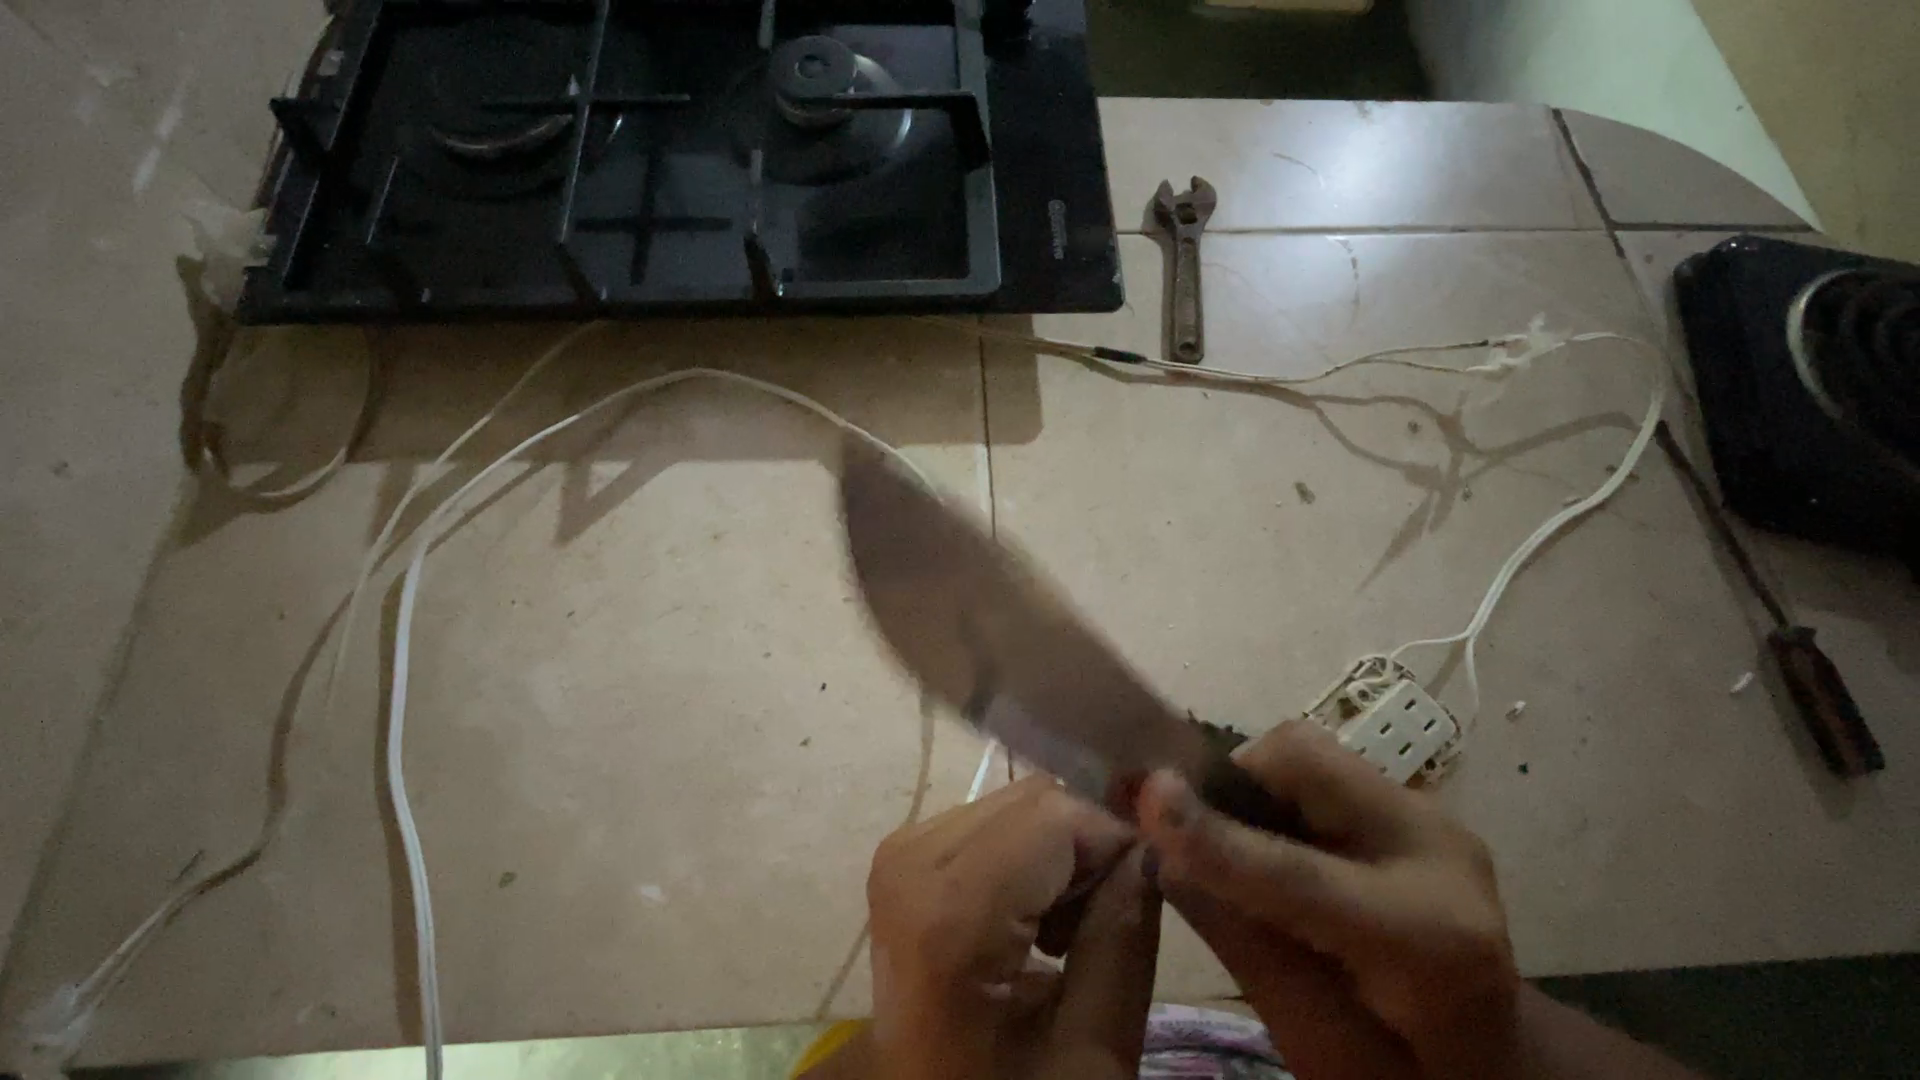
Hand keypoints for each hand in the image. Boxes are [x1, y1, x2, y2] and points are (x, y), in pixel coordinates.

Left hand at [847, 776, 1161, 1079]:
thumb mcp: (1091, 1052)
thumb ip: (1123, 936)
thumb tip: (1153, 843)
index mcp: (949, 915)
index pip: (1059, 815)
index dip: (1115, 843)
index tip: (1141, 901)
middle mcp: (911, 858)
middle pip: (1035, 799)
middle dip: (1085, 847)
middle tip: (1097, 926)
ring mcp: (899, 850)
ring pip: (1017, 802)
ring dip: (1057, 854)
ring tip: (1061, 935)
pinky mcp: (901, 852)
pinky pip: (989, 818)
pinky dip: (1026, 855)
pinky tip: (1026, 920)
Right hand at [1136, 722, 1520, 1079]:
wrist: (1499, 1056)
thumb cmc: (1403, 1069)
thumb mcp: (1318, 1046)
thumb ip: (1241, 944)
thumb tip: (1161, 854)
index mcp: (1428, 941)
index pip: (1300, 876)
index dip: (1214, 837)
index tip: (1141, 799)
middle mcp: (1438, 851)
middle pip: (1307, 760)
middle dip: (1229, 778)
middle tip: (1189, 825)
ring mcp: (1429, 814)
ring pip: (1307, 749)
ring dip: (1247, 783)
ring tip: (1229, 838)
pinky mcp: (1412, 801)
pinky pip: (1316, 767)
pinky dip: (1270, 789)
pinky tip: (1267, 838)